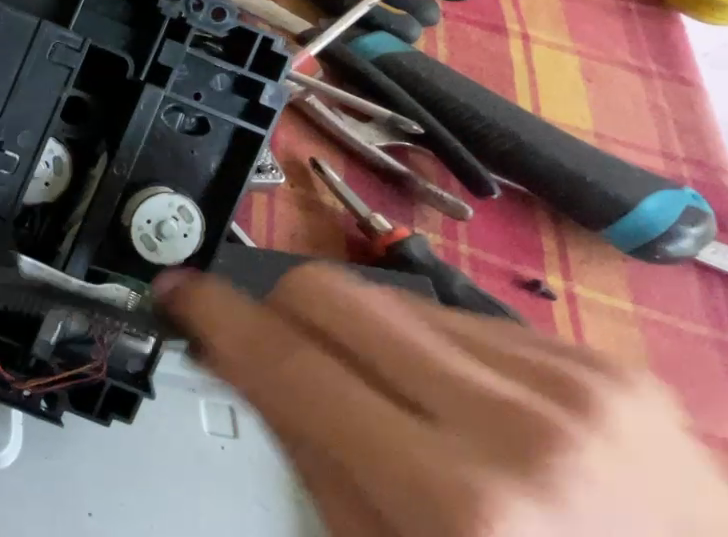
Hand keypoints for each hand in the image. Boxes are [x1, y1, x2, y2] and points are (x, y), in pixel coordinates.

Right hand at [156, 264, 727, 535]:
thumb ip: (311, 456)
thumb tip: (239, 361)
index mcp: (456, 500)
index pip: (287, 362)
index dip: (214, 315)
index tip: (178, 290)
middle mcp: (521, 427)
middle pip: (329, 294)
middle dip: (280, 310)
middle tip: (272, 343)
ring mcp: (581, 388)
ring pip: (390, 298)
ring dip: (362, 335)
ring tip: (392, 398)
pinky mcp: (613, 367)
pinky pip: (465, 318)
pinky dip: (434, 349)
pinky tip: (463, 405)